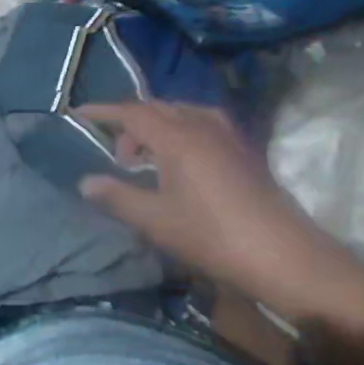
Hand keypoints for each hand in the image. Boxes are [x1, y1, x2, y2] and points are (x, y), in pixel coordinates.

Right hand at [75, 102, 363, 331]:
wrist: (286, 256)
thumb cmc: (213, 236)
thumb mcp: (156, 221)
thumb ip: (117, 196)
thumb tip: (85, 182)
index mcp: (176, 136)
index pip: (130, 112)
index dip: (102, 111)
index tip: (78, 113)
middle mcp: (201, 124)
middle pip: (156, 108)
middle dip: (129, 123)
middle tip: (117, 156)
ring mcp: (227, 134)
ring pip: (180, 112)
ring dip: (157, 125)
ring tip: (147, 158)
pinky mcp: (244, 148)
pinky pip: (202, 121)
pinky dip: (181, 128)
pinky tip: (183, 158)